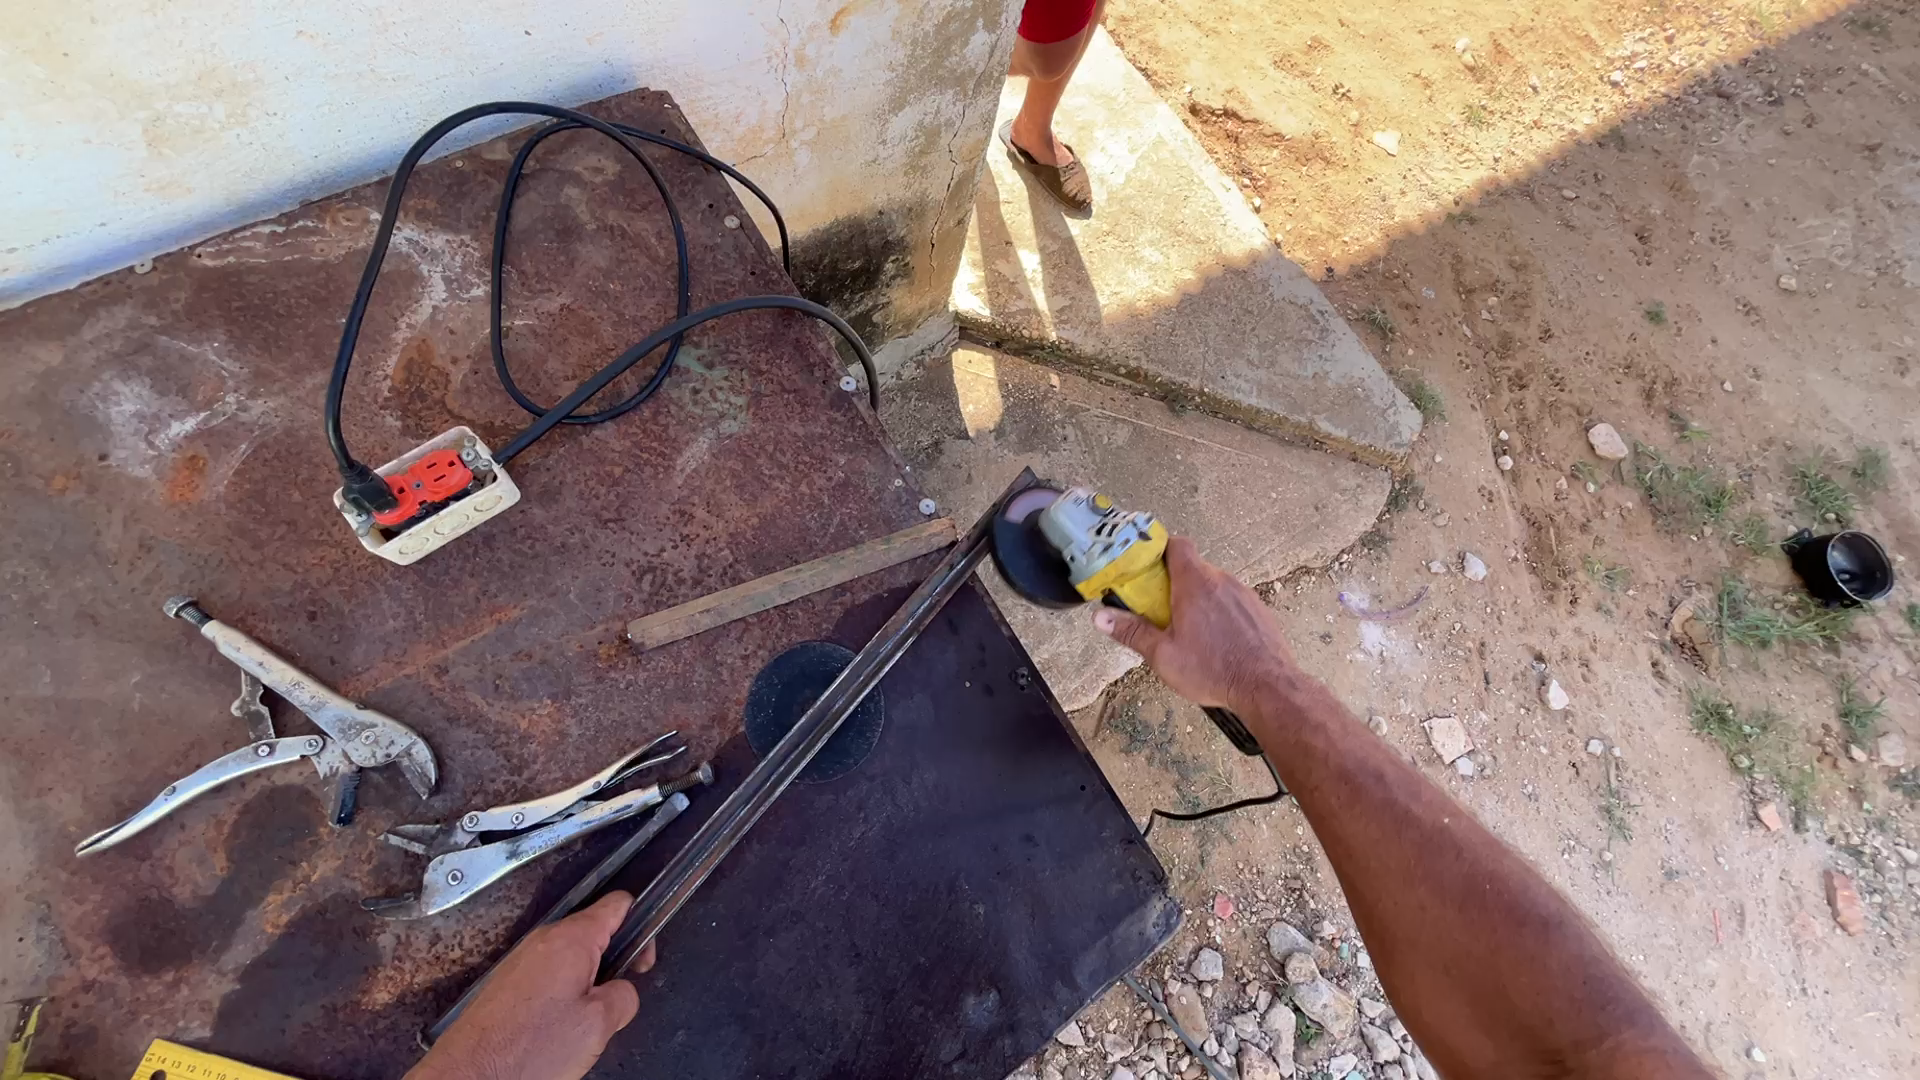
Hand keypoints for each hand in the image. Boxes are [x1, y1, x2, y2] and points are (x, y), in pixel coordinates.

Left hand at [408, 891, 653, 1079]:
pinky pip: (545, 980)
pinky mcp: (501, 989)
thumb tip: (622, 991)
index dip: (643, 925)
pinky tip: (551, 1036)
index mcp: (572, 938)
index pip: (620, 903)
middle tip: (612, 1006)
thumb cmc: (528, 1054)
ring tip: (579, 1029)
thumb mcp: (598, 1026)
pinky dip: (558, 1000)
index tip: (641, 963)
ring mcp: (518, 963)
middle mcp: (543, 940)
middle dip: (611, 965)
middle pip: (595, 934)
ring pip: (570, 961)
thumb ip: (625, 996)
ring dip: (585, 986)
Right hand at [1093, 536, 1296, 713]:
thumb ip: (1131, 632)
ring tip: (1187, 631)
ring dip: (1196, 600)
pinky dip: (1218, 613)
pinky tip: (1214, 640)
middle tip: (1159, 610)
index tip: (1145, 568)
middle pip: (1191, 568)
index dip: (1159, 550)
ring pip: (1212, 586)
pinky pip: (1231, 601)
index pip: (1176, 545)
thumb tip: (1101, 617)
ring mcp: (1243, 594)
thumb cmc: (1214, 670)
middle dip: (1172, 584)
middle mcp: (1221, 581)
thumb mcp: (1162, 655)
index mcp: (1194, 584)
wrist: (1267, 687)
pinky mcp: (1257, 610)